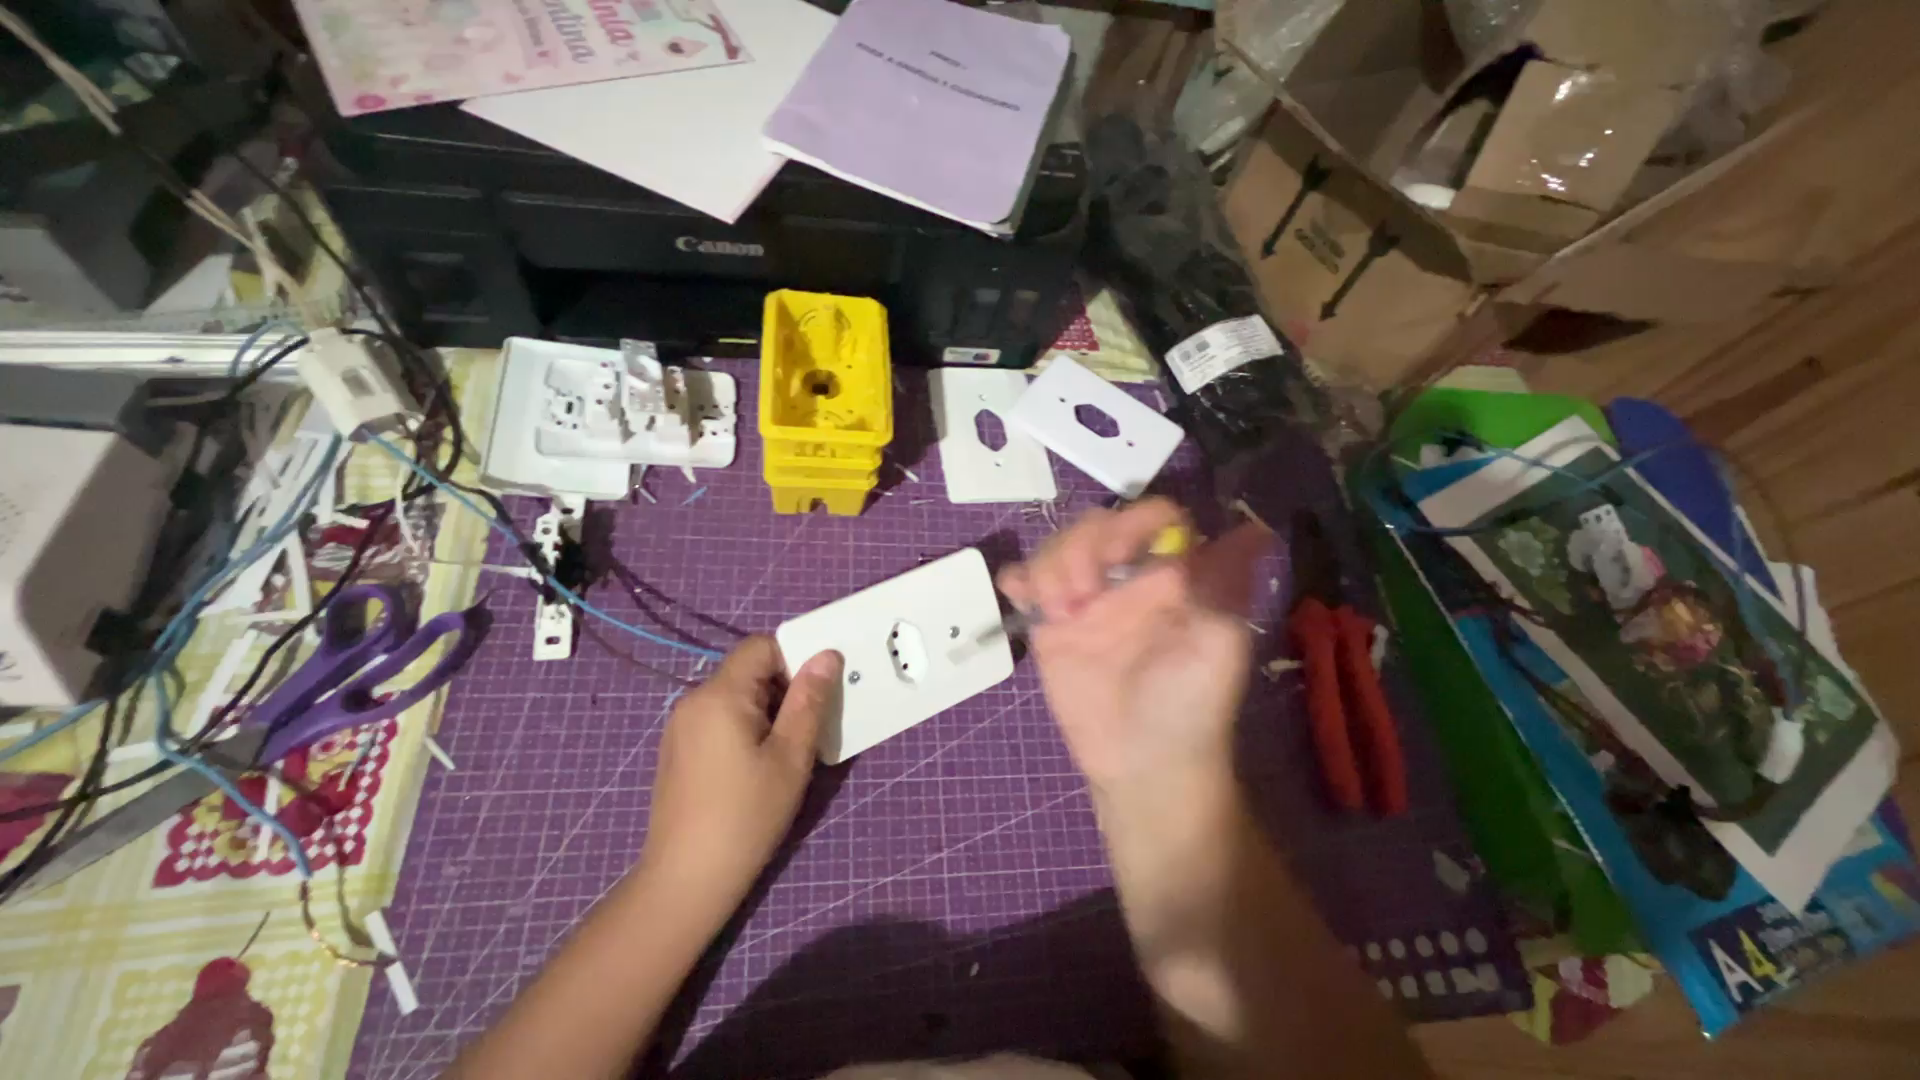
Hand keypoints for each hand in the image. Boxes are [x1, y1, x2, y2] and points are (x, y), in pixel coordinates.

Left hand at [641, 636, 841, 902]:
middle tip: (813, 726)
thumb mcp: (791, 757)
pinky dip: (745, 728)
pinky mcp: (677, 751)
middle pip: (747, 670)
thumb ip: (809, 701)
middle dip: (784, 687)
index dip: (795, 658)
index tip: (819, 693)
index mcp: (720, 694)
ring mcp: (680, 726)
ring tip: (789, 751)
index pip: (761, 646)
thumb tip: (827, 654)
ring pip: (734, 697)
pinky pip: (718, 720)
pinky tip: (758, 768)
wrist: (686, 878)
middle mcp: (693, 700)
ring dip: (767, 710)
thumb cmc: (747, 816)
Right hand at [996, 499, 1268, 794]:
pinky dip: (1018, 577)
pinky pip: (1025, 582)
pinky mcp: (1051, 625)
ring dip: (1049, 565)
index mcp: (1170, 575)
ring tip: (1059, 611)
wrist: (1144, 765)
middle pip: (1096, 525)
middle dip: (1080, 546)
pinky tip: (1025, 598)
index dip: (1132, 522)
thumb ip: (1220, 587)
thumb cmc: (1191, 707)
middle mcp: (1126, 578)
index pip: (1153, 519)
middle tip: (1082, 593)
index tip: (1117, 554)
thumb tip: (1252, 528)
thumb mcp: (1219, 646)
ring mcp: (1085, 600)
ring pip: (1056, 548)